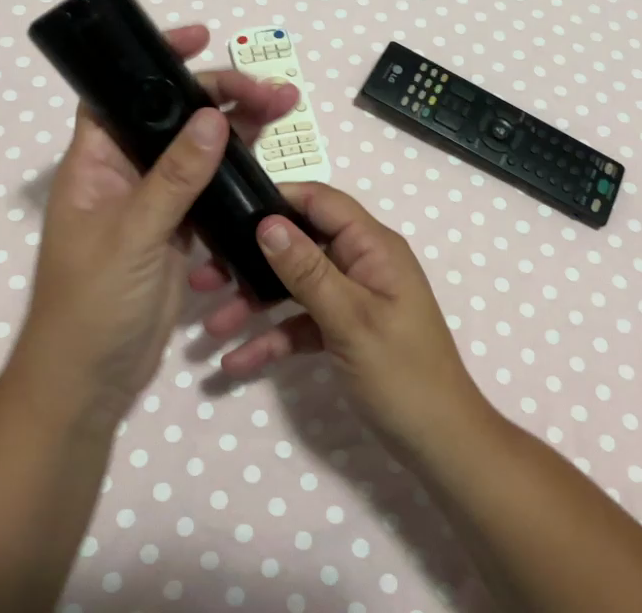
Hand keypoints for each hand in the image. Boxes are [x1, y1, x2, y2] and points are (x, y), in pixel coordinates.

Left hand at [14, 25, 299, 416]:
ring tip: (283, 109)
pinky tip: (265, 159)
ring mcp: (153, 204)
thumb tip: (212, 118)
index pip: (122, 95)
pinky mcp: (177, 233)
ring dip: (237, 130)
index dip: (156, 62)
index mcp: (95, 164)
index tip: (200, 39)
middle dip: (219, 96)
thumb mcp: (132, 236)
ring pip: (197, 151)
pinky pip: (209, 189)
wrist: (89, 380)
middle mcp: (124, 175)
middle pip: (172, 118)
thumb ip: (174, 178)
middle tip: (271, 91)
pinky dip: (236, 171)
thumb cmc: (90, 305)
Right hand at [199, 183, 488, 445]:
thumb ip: (307, 271)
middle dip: (251, 260)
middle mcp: (361, 264)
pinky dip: (271, 339)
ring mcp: (352, 299)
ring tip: (210, 327)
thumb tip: (267, 222)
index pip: (321, 202)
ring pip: (293, 287)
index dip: (278, 200)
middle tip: (204, 277)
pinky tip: (236, 363)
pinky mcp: (343, 332)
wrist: (438, 442)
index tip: (228, 210)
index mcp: (373, 248)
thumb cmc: (402, 373)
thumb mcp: (350, 319)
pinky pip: (299, 325)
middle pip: (299, 245)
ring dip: (254, 304)